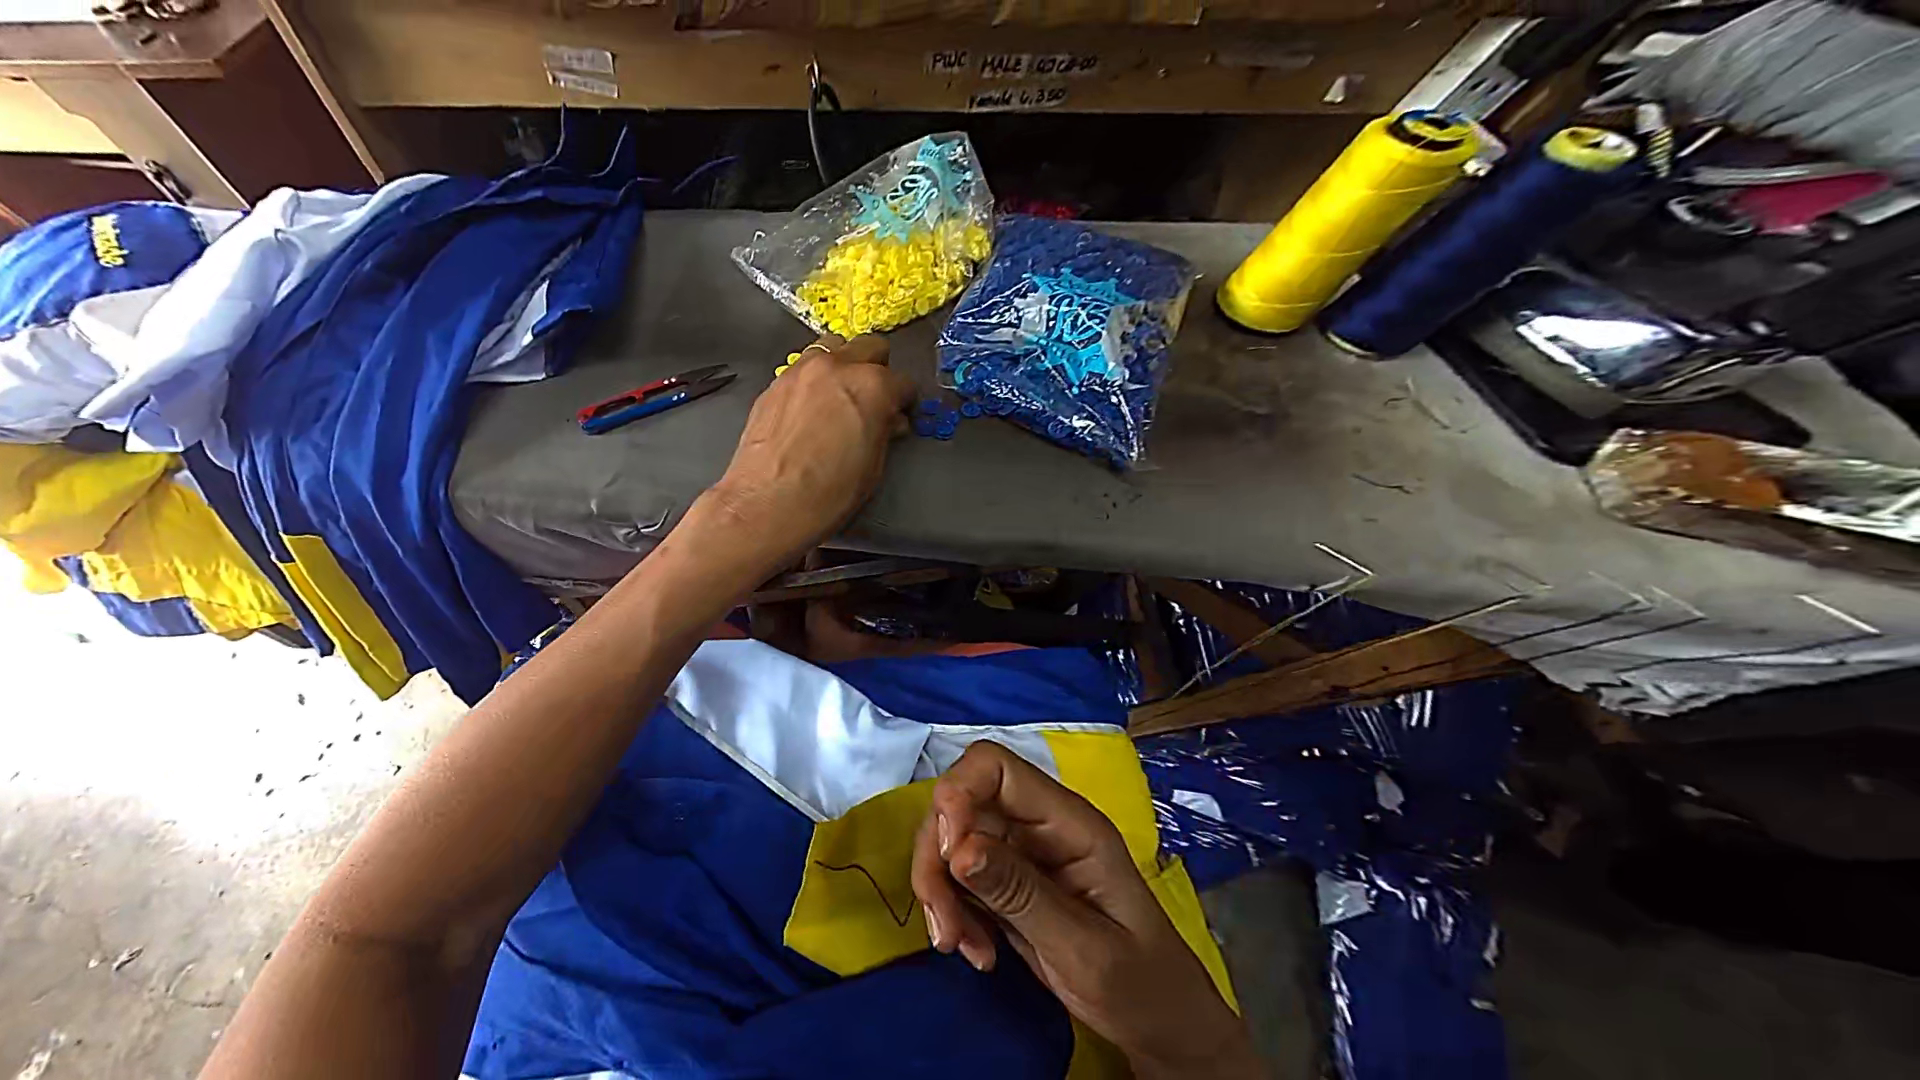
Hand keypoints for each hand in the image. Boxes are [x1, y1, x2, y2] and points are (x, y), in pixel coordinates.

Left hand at [704, 334, 912, 567]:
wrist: (769, 504)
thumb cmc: (827, 493)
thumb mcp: (874, 466)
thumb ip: (885, 431)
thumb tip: (889, 421)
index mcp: (872, 386)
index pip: (903, 381)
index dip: (905, 401)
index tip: (901, 415)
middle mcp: (837, 367)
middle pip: (870, 347)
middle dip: (879, 370)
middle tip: (876, 399)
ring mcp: (801, 371)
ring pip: (834, 347)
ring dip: (845, 365)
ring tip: (842, 396)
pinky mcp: (775, 383)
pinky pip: (804, 368)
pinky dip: (816, 379)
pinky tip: (813, 408)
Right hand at [911, 742, 1263, 1079]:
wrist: (1162, 1026)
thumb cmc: (1139, 984)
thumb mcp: (1084, 947)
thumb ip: (1020, 893)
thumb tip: (959, 848)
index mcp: (1069, 822)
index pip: (996, 767)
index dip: (958, 793)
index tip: (951, 855)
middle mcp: (1039, 825)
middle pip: (962, 804)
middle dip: (939, 857)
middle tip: (945, 927)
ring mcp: (1021, 852)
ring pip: (954, 841)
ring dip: (941, 890)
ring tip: (960, 946)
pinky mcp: (1007, 881)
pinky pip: (959, 877)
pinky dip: (953, 910)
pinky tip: (975, 951)